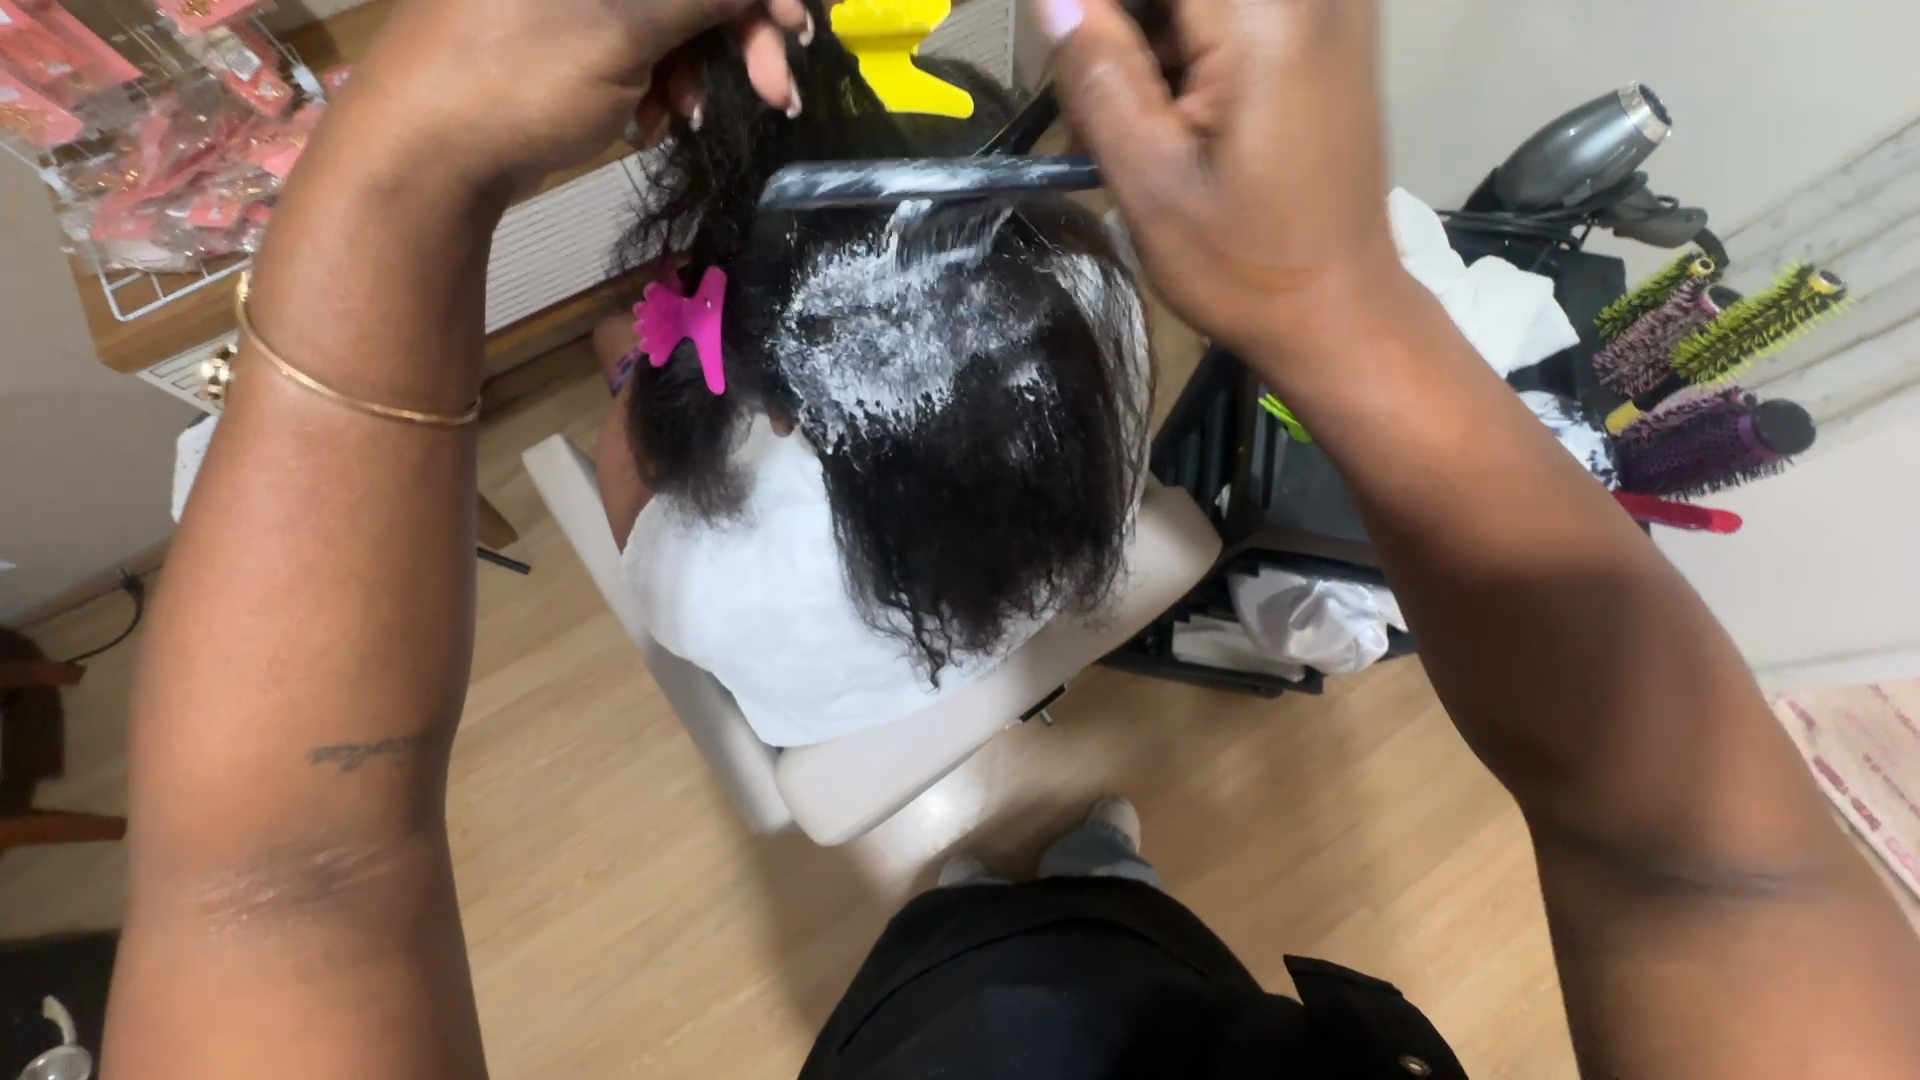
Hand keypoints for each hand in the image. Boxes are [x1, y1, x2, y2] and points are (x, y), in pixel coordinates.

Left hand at [337, 0, 811, 183]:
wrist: (438, 149)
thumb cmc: (521, 75)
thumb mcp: (623, 29)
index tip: (798, 31)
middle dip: (739, 39)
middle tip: (777, 96)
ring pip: (677, 21)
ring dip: (698, 75)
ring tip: (685, 118)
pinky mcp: (577, 34)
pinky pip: (647, 48)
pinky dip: (663, 87)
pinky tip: (654, 121)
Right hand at [1043, 0, 1403, 355]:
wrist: (1335, 310)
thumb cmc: (1241, 267)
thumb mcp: (1151, 184)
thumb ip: (1100, 78)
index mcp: (1266, 17)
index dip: (1094, 9)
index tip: (1061, 52)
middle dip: (1116, 28)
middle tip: (1081, 104)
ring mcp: (1329, 7)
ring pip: (1201, 4)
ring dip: (1143, 45)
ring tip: (1105, 126)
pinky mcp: (1328, 34)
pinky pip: (1234, 18)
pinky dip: (1182, 54)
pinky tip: (1155, 115)